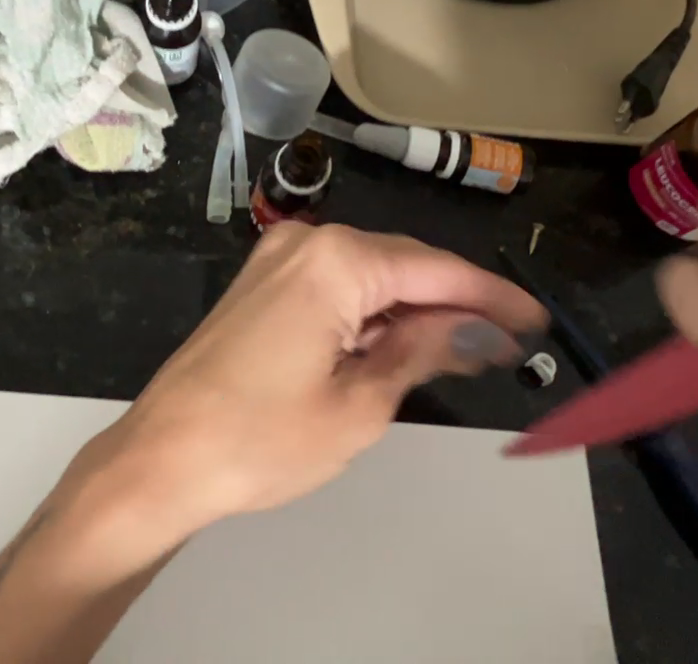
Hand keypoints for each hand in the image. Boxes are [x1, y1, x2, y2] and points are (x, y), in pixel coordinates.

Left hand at [80, 223, 545, 543]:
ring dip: (414, 309)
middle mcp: (306, 242)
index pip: (434, 269)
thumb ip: (424, 350)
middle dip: (454, 302)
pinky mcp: (263, 283)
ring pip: (370, 274)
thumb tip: (480, 330)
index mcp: (334, 261)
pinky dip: (373, 312)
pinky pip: (336, 285)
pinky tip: (402, 341)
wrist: (162, 457)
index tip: (534, 321)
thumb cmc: (261, 439)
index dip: (490, 296)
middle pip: (402, 264)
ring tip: (466, 347)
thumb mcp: (360, 404)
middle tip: (505, 342)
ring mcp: (278, 259)